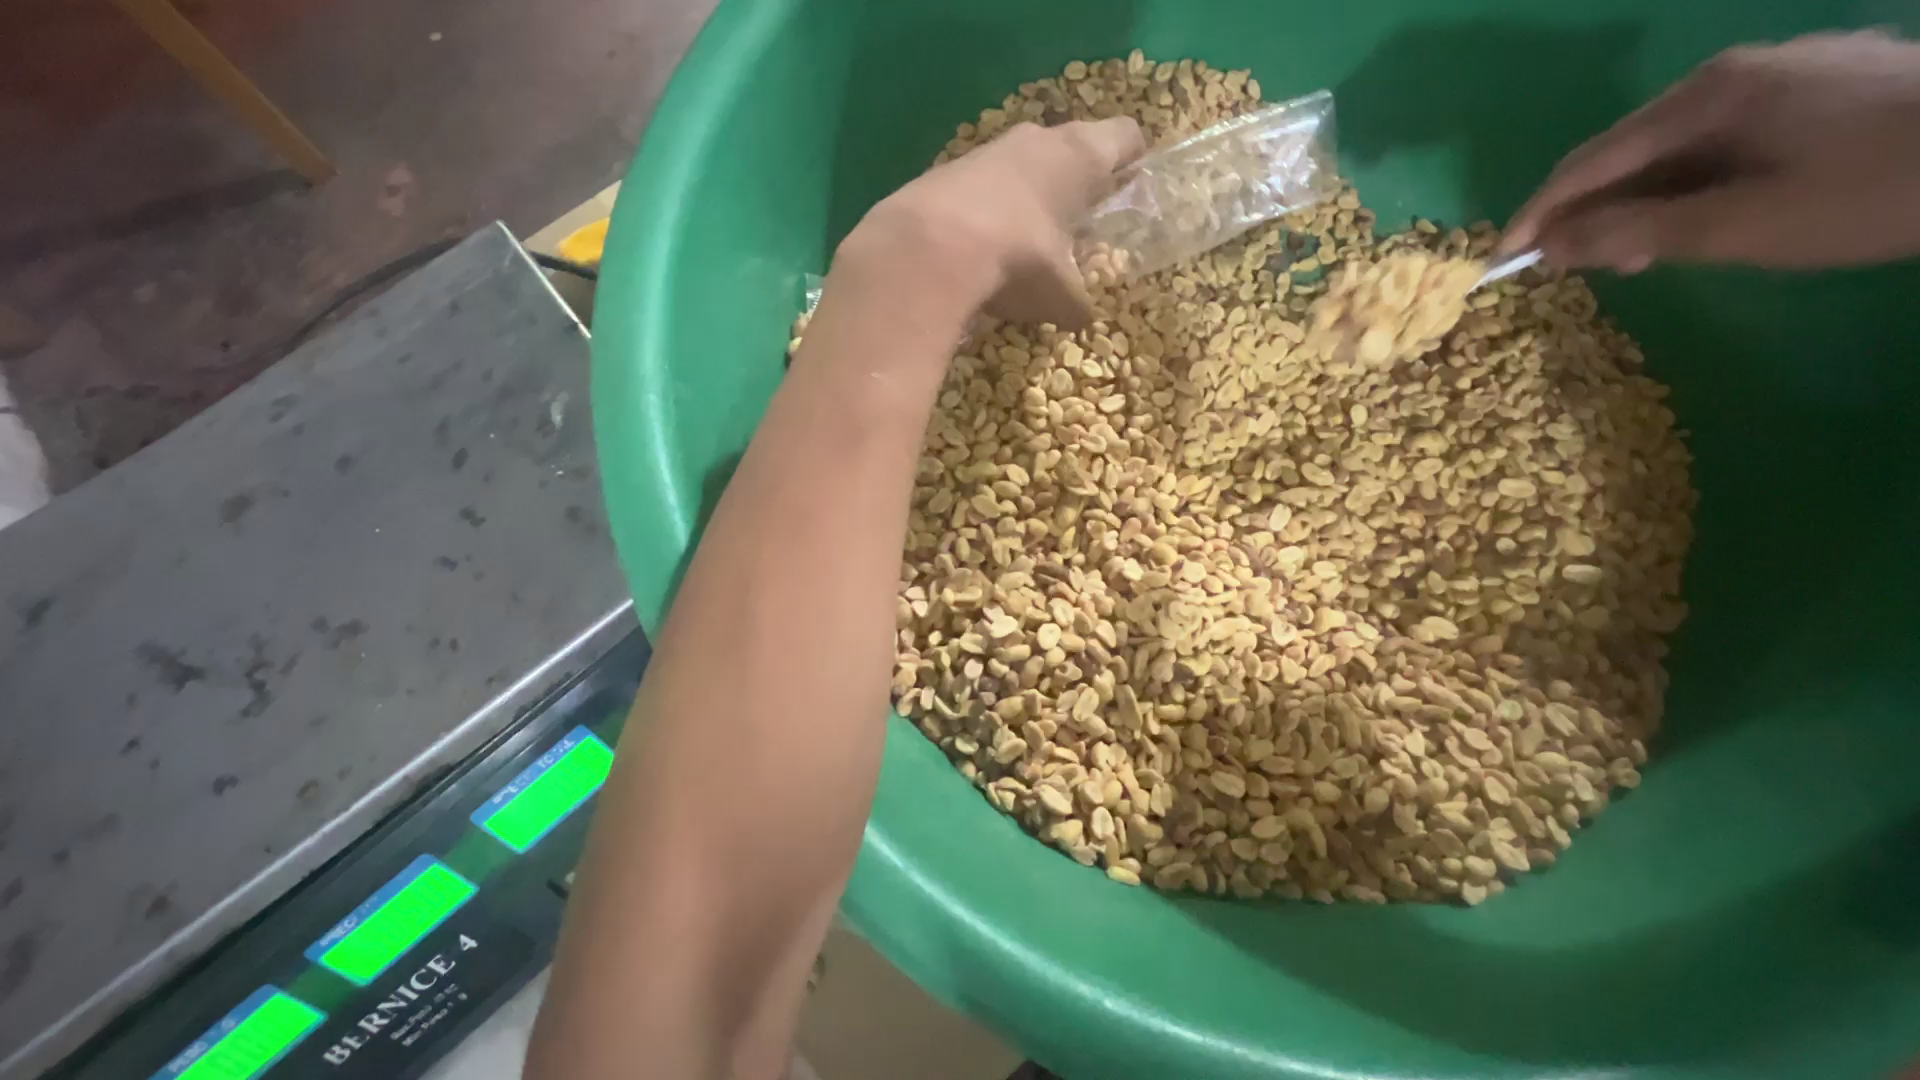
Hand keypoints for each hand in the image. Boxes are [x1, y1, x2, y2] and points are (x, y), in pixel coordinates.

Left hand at [834, 118, 1144, 328]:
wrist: (930, 249)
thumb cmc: (1021, 260)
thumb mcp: (1063, 295)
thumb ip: (1080, 302)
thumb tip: (1082, 316)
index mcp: (1081, 155)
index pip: (1126, 137)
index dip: (1134, 158)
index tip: (1135, 182)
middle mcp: (1038, 138)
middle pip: (1070, 146)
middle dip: (1076, 180)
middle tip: (1081, 218)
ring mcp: (987, 150)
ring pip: (1022, 164)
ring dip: (1028, 195)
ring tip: (1030, 238)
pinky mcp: (945, 171)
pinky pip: (982, 187)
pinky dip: (988, 210)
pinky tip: (983, 246)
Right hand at [1502, 31, 1919, 270]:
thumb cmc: (1874, 191)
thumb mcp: (1738, 225)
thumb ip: (1632, 232)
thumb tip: (1550, 246)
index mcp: (1706, 97)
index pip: (1588, 162)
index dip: (1538, 215)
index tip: (1501, 262)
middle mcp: (1735, 74)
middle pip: (1629, 152)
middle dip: (1590, 212)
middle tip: (1573, 269)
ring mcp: (1784, 76)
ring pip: (1677, 150)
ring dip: (1641, 204)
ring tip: (1634, 256)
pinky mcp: (1825, 90)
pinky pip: (1726, 142)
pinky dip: (1692, 186)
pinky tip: (1700, 219)